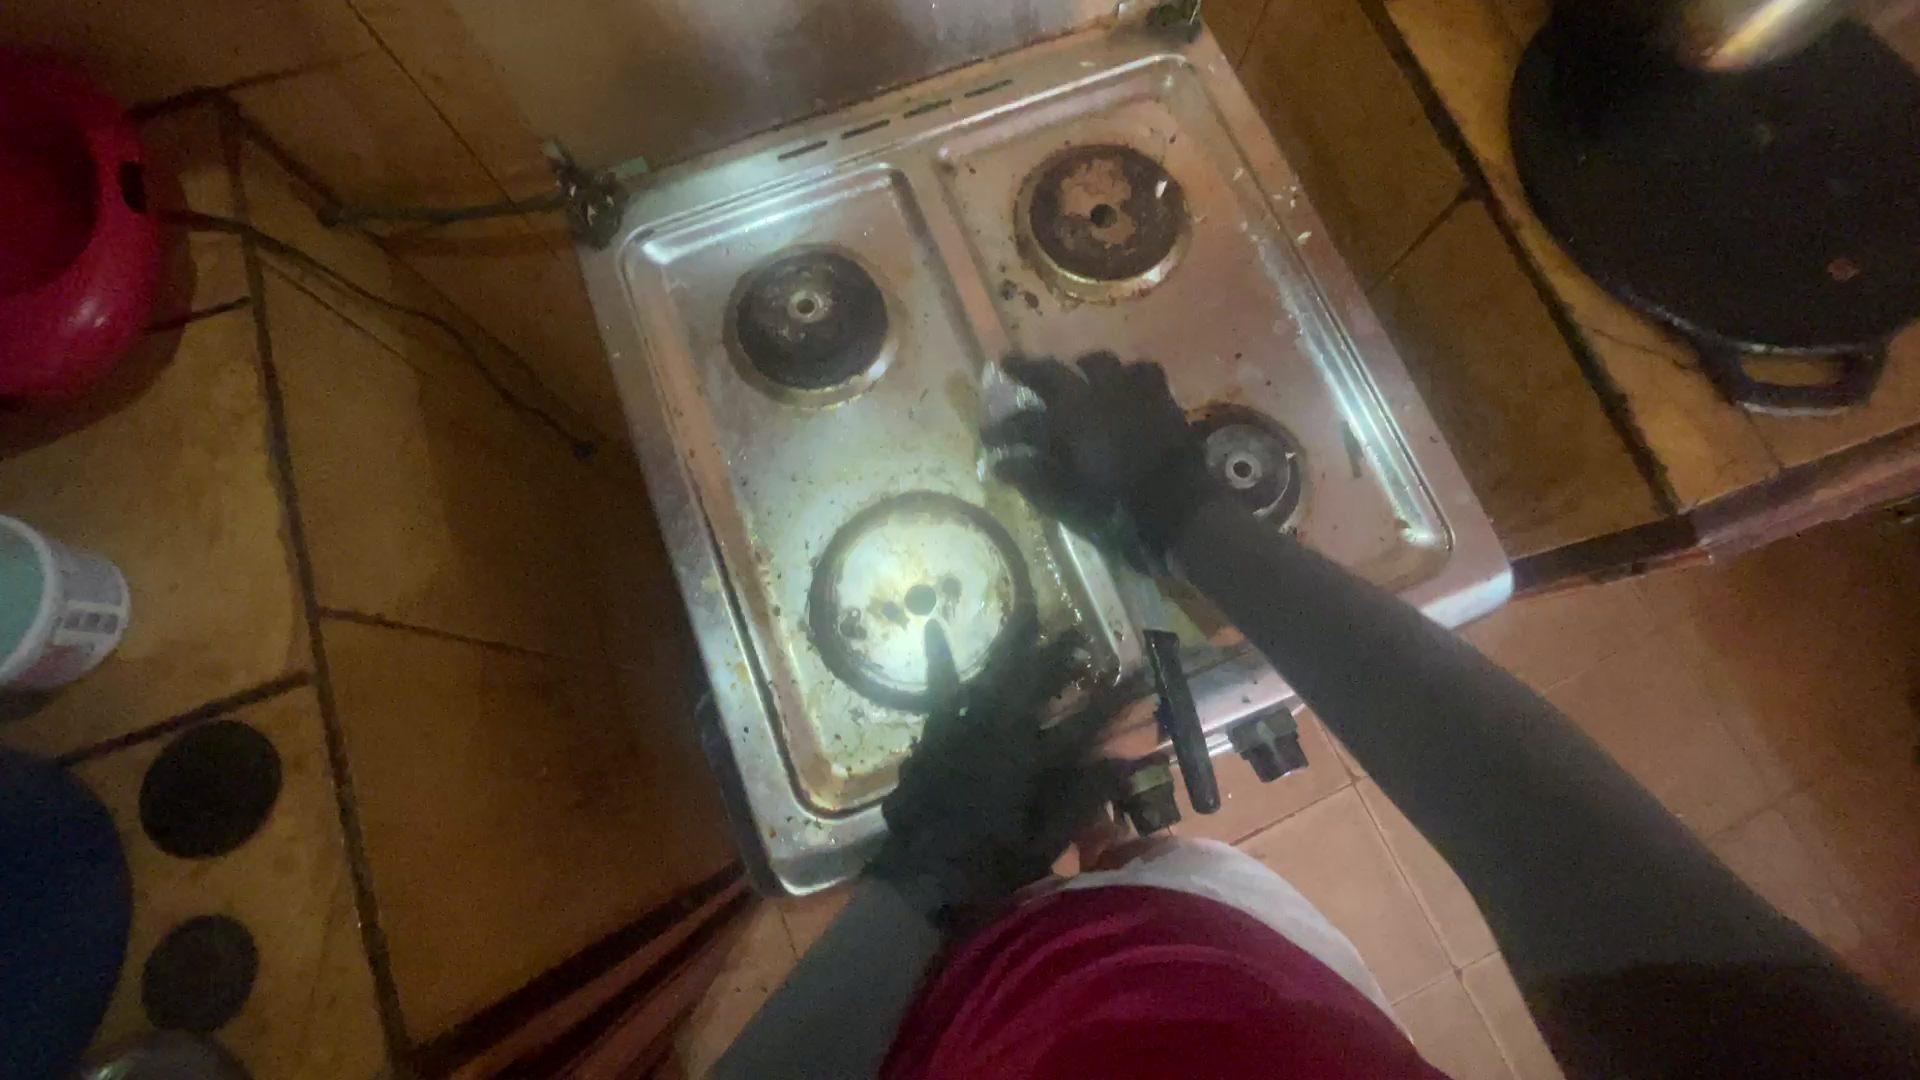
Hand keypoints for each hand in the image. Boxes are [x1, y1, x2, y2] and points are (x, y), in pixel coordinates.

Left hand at [868, 624, 1123, 931]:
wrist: (922, 877)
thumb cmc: (989, 866)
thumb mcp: (1047, 844)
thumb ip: (1083, 799)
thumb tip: (1124, 763)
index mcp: (1035, 764)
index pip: (1087, 722)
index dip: (1117, 697)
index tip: (1140, 674)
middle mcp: (1002, 734)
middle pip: (1037, 684)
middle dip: (1060, 654)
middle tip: (1079, 630)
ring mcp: (965, 727)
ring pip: (995, 674)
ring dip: (1014, 643)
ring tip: (1029, 610)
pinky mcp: (937, 731)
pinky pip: (940, 688)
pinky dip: (939, 659)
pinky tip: (935, 628)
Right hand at [984, 352, 1218, 556]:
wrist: (1175, 499)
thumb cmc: (1115, 503)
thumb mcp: (1066, 497)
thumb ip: (1032, 477)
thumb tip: (1000, 465)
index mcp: (1065, 420)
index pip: (1021, 421)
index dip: (1001, 429)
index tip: (986, 436)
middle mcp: (1091, 394)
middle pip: (1051, 373)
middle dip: (1027, 369)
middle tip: (1011, 364)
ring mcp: (1126, 389)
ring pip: (1098, 362)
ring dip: (1080, 366)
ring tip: (1077, 370)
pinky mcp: (1157, 393)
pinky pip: (1142, 370)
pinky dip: (1129, 374)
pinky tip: (1126, 382)